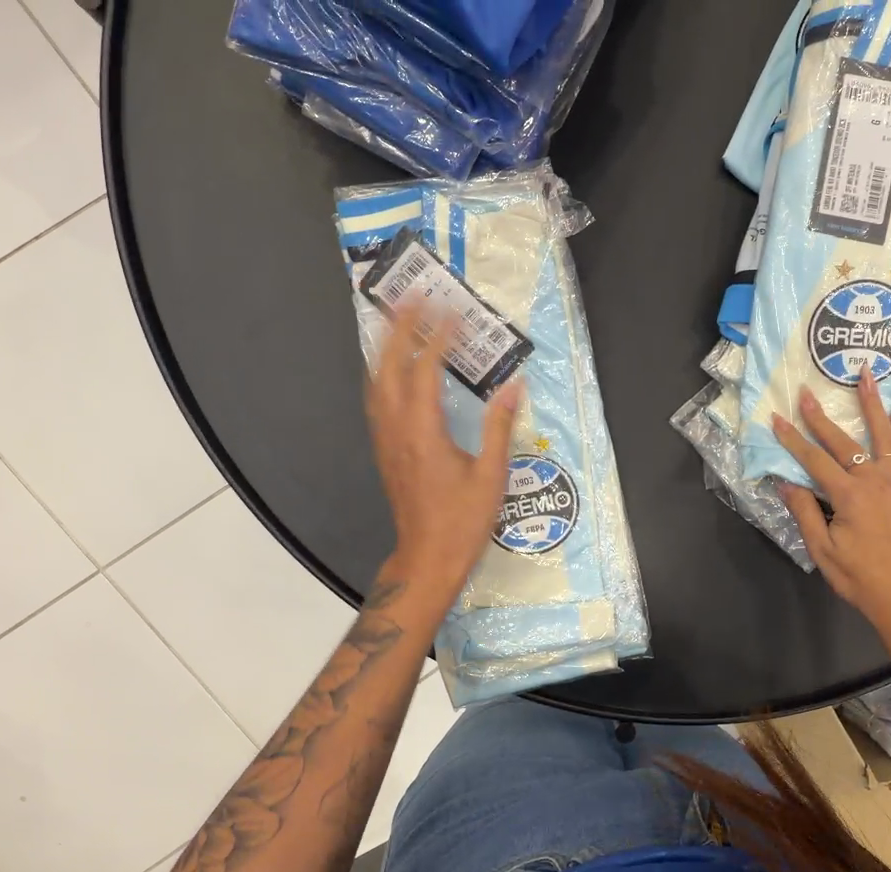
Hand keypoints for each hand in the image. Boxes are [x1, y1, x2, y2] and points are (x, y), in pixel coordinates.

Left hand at [365, 302, 521, 600]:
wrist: (428, 557)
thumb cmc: (462, 520)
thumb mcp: (491, 476)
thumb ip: (500, 427)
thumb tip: (514, 386)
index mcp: (424, 430)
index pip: (425, 369)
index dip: (437, 336)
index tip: (451, 311)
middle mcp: (397, 428)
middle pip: (389, 364)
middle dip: (399, 326)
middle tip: (412, 296)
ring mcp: (385, 439)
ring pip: (376, 380)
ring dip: (384, 345)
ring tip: (396, 318)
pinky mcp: (384, 450)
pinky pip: (376, 399)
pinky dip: (381, 372)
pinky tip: (389, 367)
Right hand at [772, 368, 890, 637]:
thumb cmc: (859, 578)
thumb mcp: (822, 550)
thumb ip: (805, 513)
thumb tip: (785, 483)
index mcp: (850, 495)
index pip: (814, 460)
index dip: (792, 440)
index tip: (776, 419)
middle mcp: (876, 480)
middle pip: (844, 441)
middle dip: (821, 417)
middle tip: (806, 392)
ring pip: (883, 435)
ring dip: (873, 403)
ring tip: (866, 375)